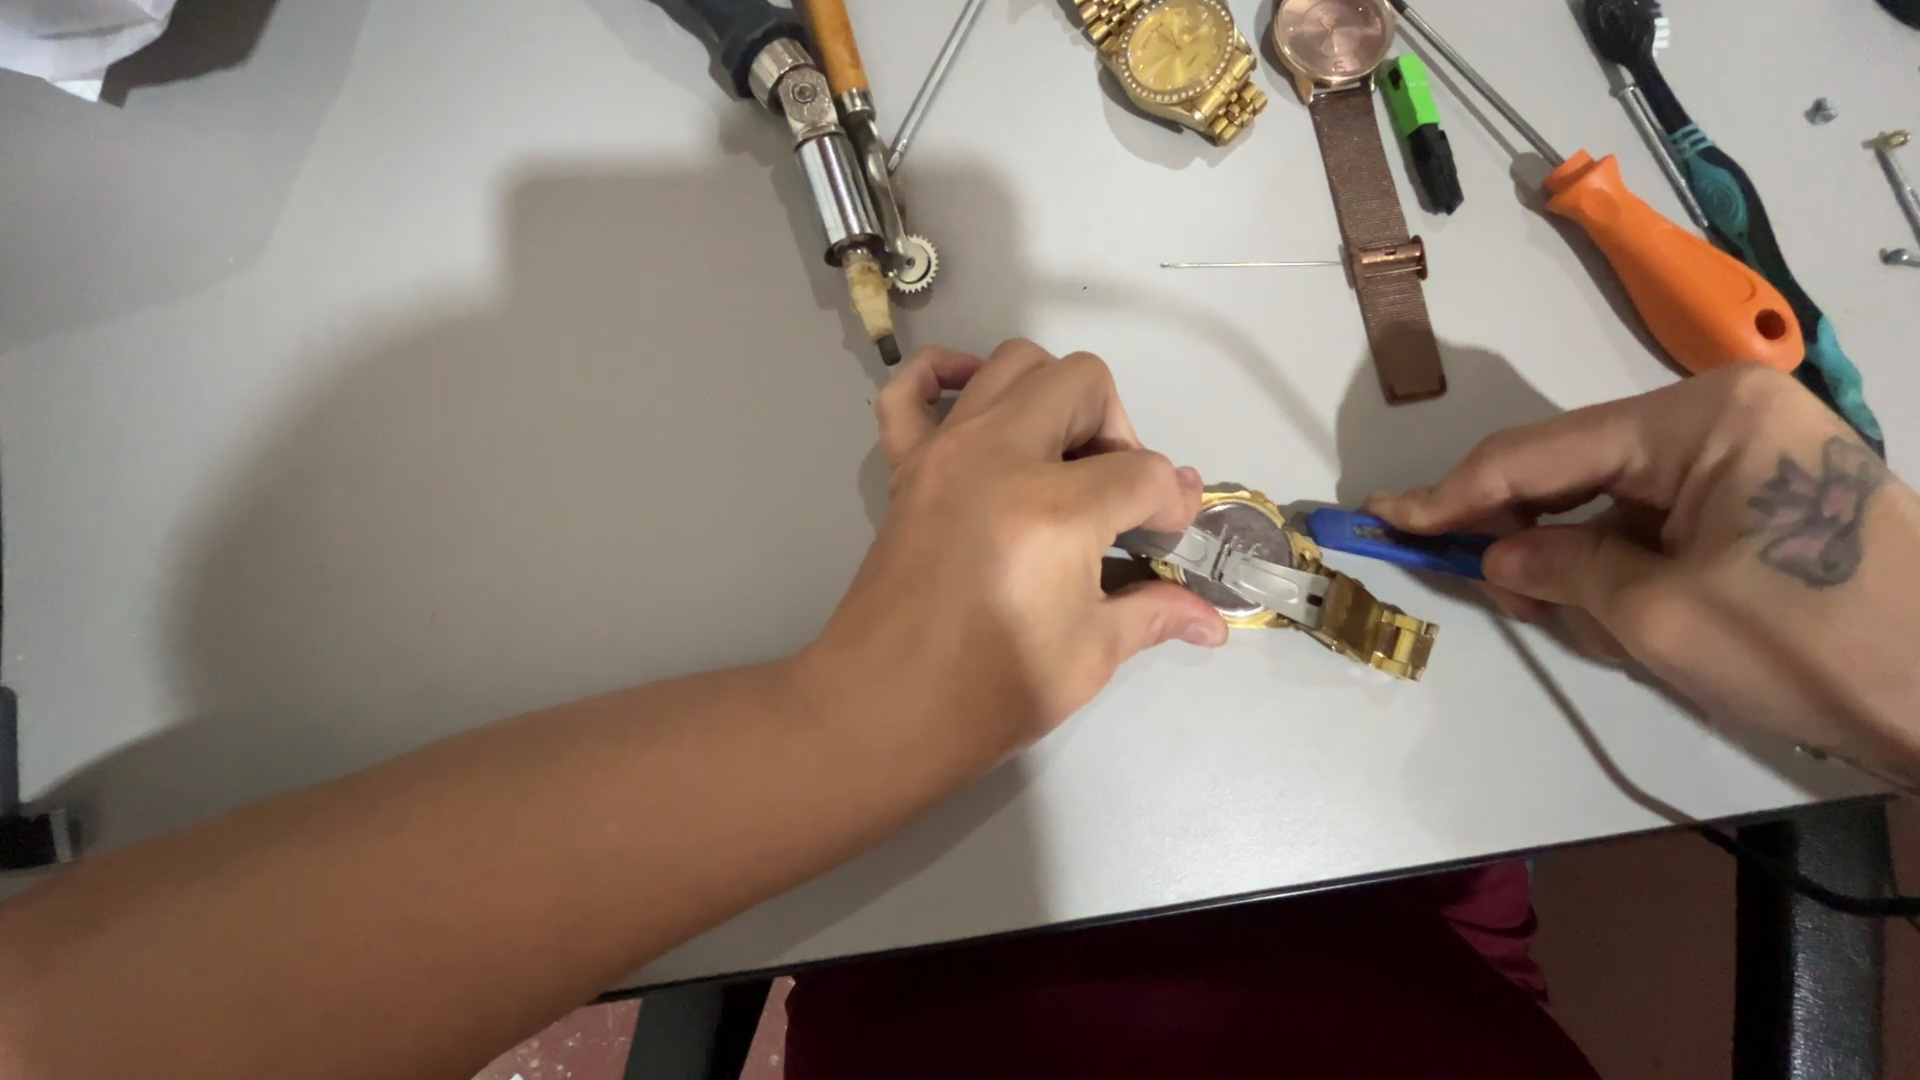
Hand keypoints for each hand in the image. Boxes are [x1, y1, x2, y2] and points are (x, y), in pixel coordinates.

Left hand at [800, 340, 1227, 772]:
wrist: (882, 709)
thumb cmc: (990, 692)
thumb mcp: (1089, 654)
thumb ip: (1152, 612)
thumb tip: (1210, 618)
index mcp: (1056, 509)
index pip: (1144, 473)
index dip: (1172, 504)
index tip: (1168, 534)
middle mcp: (999, 456)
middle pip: (1085, 384)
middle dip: (1119, 430)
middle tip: (1115, 494)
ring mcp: (944, 451)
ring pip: (1014, 363)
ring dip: (1053, 396)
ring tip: (1061, 459)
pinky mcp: (904, 464)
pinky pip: (911, 388)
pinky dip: (944, 375)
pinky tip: (976, 403)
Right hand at [1368, 366, 1919, 765]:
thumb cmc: (1818, 647)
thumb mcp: (1655, 611)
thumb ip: (1553, 568)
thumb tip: (1492, 558)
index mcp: (1700, 419)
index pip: (1536, 453)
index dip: (1450, 493)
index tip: (1383, 516)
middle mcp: (1717, 418)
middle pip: (1564, 469)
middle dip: (1514, 530)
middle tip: (1469, 580)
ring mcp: (1740, 456)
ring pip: (1598, 502)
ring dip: (1568, 563)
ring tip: (1578, 621)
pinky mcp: (1753, 497)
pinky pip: (1643, 523)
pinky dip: (1613, 569)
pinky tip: (1623, 616)